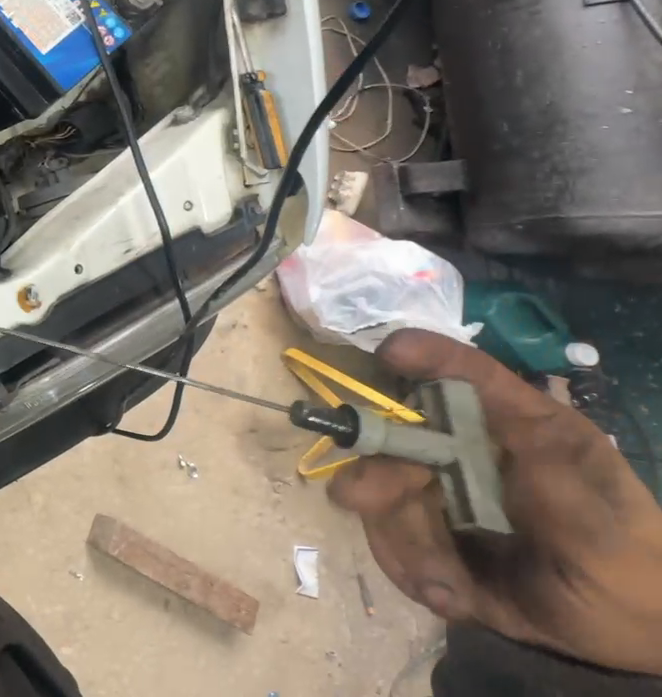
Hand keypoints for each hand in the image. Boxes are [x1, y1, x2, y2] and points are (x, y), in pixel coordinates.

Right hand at [330, 330, 661, 674]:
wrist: (625, 637)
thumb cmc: (632, 570)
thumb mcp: (607, 529)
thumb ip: (560, 486)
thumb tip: (512, 442)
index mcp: (523, 430)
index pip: (472, 377)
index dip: (431, 356)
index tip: (391, 350)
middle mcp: (468, 448)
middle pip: (399, 440)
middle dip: (377, 473)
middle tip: (356, 500)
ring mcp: (438, 488)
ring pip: (384, 495)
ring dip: (406, 543)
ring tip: (445, 588)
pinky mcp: (420, 528)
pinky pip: (389, 539)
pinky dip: (411, 570)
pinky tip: (449, 596)